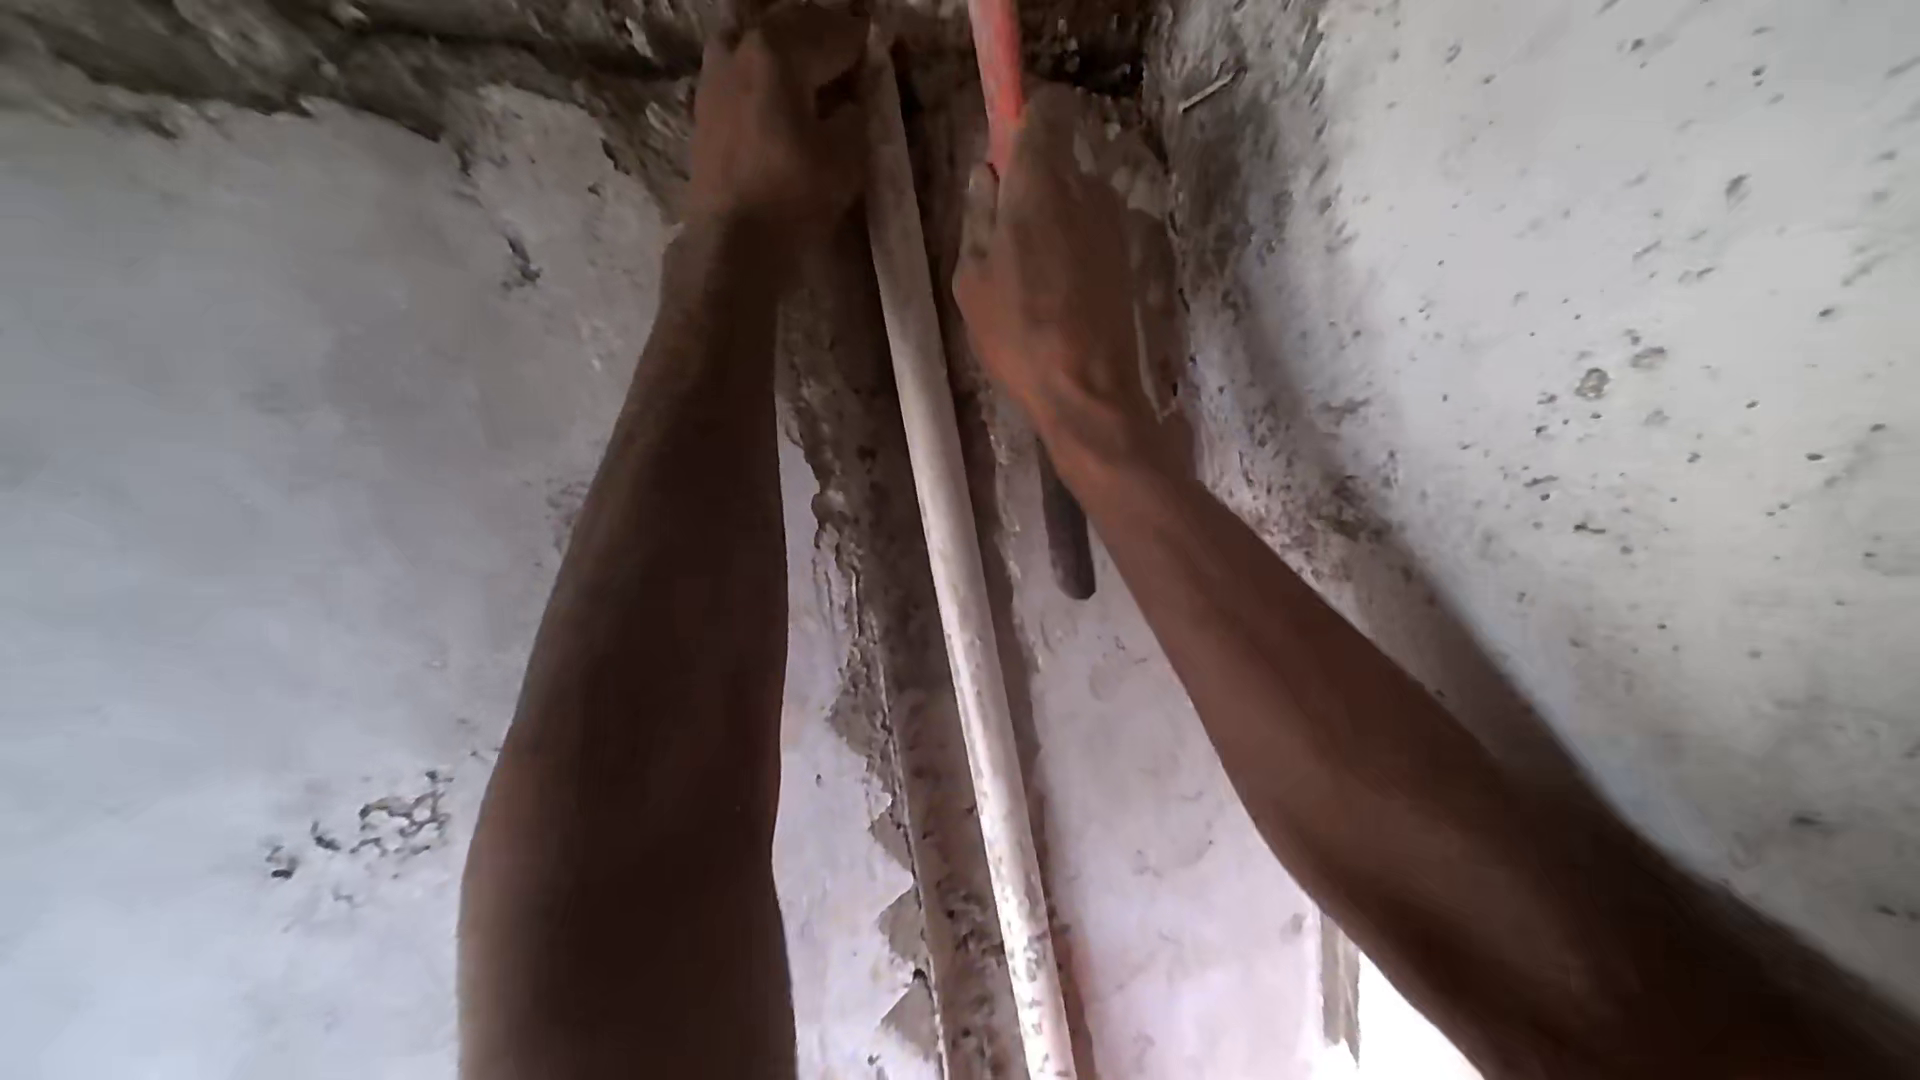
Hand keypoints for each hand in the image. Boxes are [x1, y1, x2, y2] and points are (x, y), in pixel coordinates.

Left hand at [686, 3, 866, 256]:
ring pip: (756, 42)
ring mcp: (714, 78)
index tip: (880, 49)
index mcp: (778, 50)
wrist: (734, 244)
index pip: (832, 32)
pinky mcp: (703, 111)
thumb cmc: (794, 197)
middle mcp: (739, 49)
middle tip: (848, 54)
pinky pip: (739, 72)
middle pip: (788, 26)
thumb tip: (850, 105)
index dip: (861, 42)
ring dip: (786, 48)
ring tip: (809, 71)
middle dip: (821, 36)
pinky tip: (776, 96)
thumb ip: (855, 118)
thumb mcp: (846, 158)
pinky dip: (762, 74)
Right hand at [952, 86, 1158, 473]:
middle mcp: (1088, 188)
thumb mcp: (972, 281)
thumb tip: (985, 178)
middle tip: (1005, 239)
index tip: (1002, 163)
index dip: (1022, 125)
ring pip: (1078, 200)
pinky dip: (1075, 248)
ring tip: (1032, 279)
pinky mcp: (1130, 256)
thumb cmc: (1018, 336)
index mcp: (1041, 184)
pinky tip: (1059, 295)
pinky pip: (1093, 233)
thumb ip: (977, 218)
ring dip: (1055, 222)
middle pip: (1060, 161)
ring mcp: (1116, 223)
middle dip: (1032, 186)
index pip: (1044, 110)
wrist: (1087, 390)